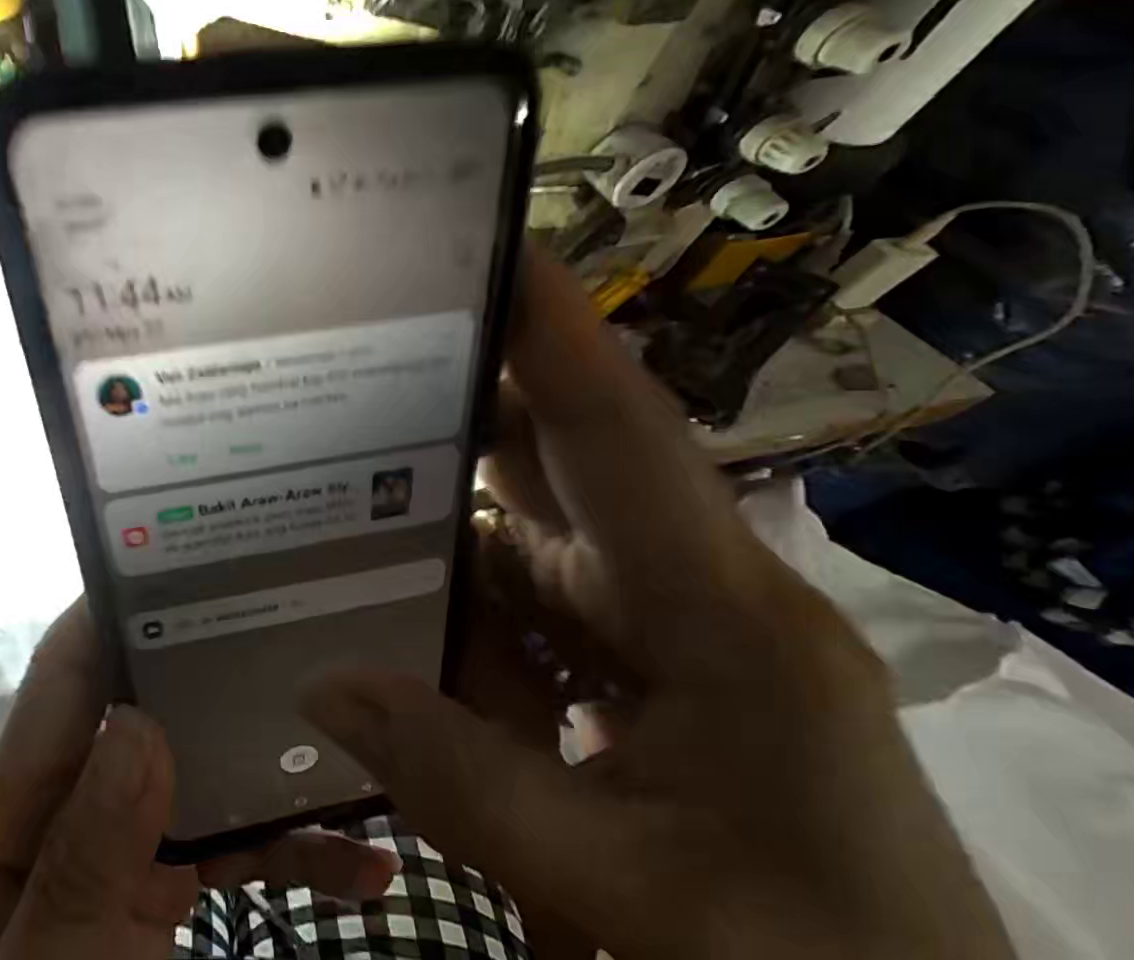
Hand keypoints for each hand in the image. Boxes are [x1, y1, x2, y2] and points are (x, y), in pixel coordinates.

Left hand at [0, 601, 400, 959]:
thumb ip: (84, 857)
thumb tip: (140, 717)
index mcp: (21, 804)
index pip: (74, 669)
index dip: (129, 601)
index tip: (210, 556)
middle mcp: (80, 801)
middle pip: (160, 704)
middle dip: (232, 665)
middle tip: (321, 627)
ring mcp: (130, 839)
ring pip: (213, 769)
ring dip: (288, 763)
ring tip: (369, 739)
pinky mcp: (166, 882)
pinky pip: (238, 842)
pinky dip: (297, 849)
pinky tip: (365, 865)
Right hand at [302, 245, 1014, 959]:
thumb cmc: (807, 959)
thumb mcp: (633, 891)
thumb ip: (471, 788)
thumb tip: (326, 688)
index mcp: (727, 616)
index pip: (628, 437)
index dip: (560, 333)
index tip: (497, 245)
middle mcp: (700, 593)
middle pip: (572, 466)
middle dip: (482, 397)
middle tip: (380, 344)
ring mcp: (677, 631)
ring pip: (546, 538)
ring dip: (465, 508)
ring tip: (361, 464)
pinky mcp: (656, 672)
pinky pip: (546, 610)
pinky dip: (479, 601)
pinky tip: (414, 598)